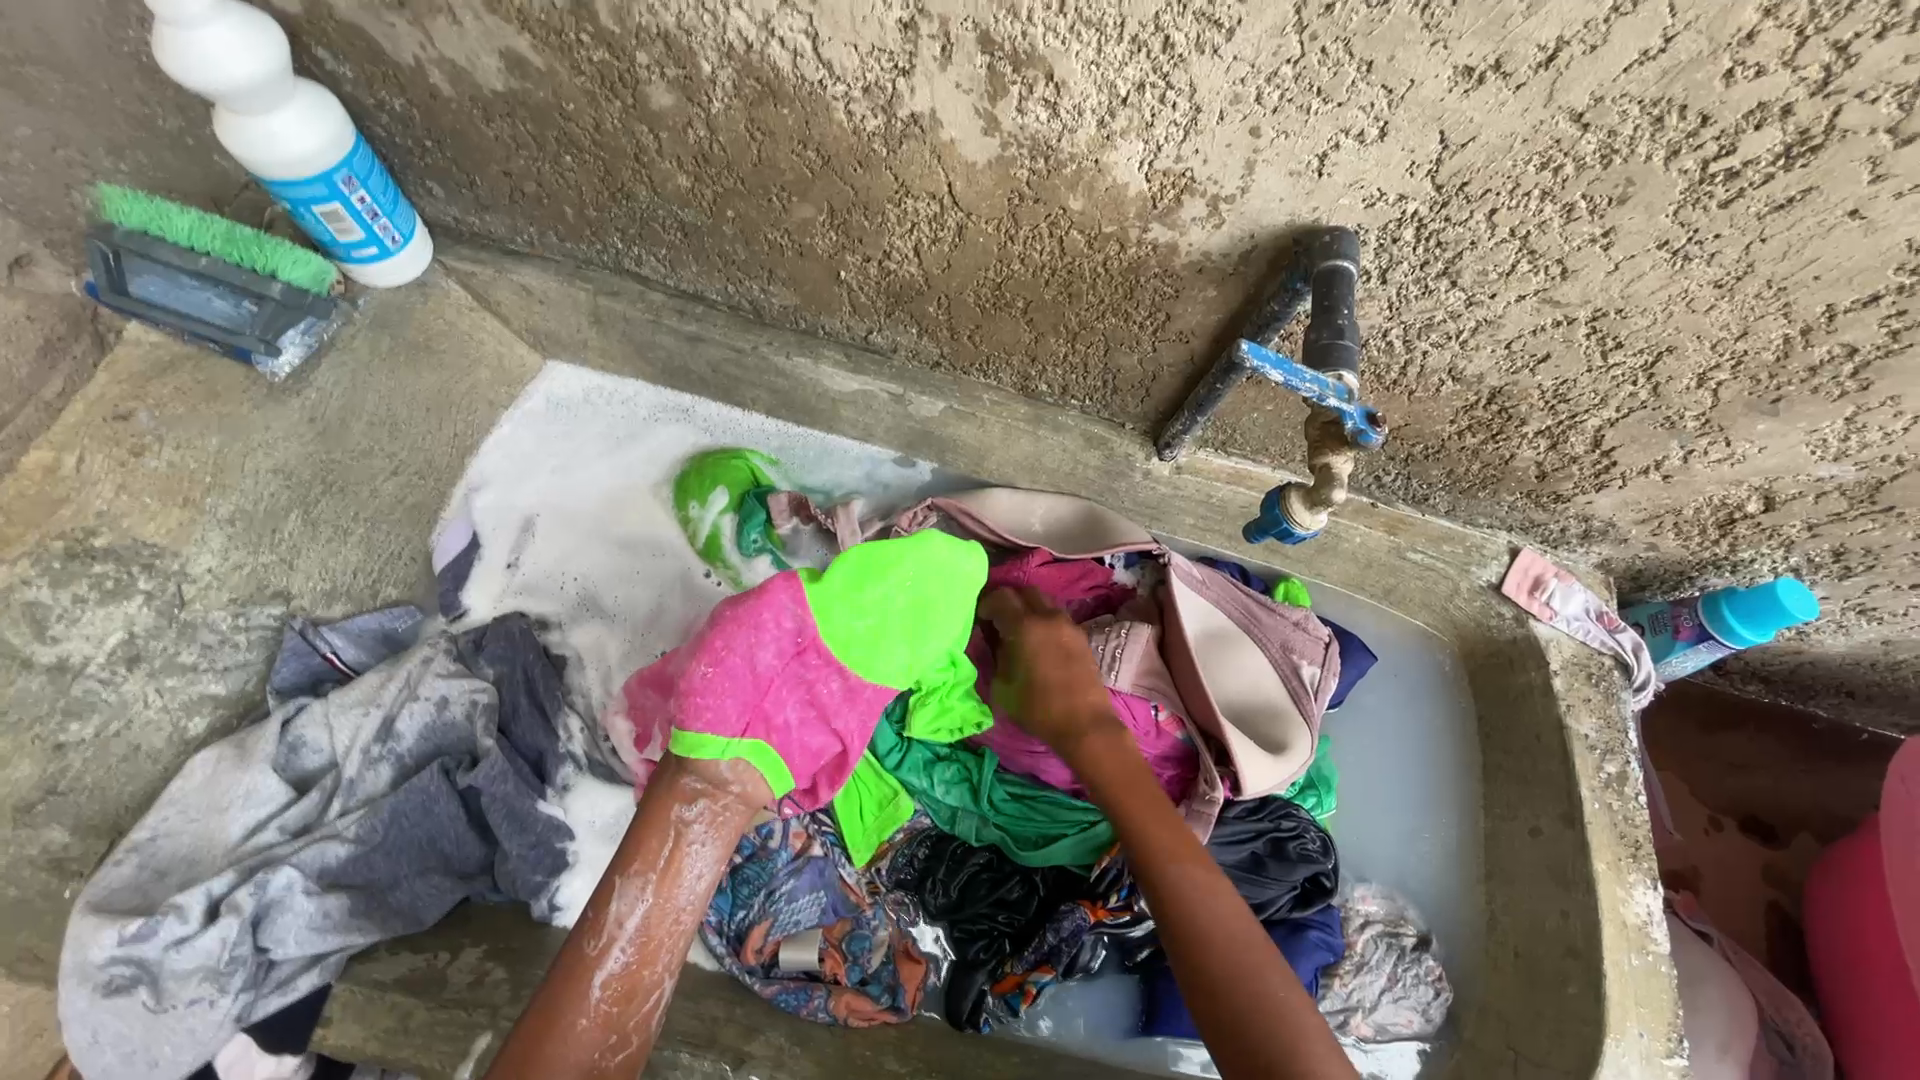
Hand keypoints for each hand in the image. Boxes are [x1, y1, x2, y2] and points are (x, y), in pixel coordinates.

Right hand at [977, 586, 1121, 753]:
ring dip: (1027, 608)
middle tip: (997, 621)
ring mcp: (1068, 624)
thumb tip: (994, 643)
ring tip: (1017, 631)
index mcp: (1024, 626)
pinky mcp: (1081, 636)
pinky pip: (1056, 616)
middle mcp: (1048, 617)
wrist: (1085, 724)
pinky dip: (1043, 620)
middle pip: (1024, 591)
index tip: (980, 621)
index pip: (1000, 596)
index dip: (986, 604)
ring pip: (1043, 601)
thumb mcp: (1002, 686)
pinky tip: (1038, 642)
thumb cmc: (1038, 709)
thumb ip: (994, 657)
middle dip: (1007, 600)